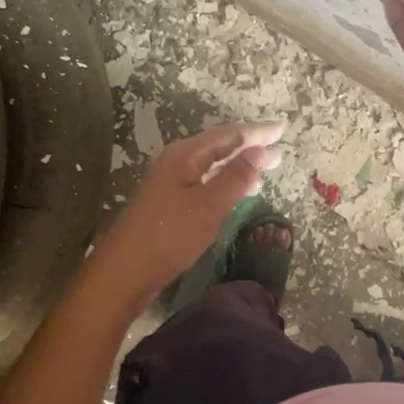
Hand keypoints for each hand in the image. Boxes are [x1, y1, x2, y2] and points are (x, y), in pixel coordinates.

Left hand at [94, 122, 283, 291]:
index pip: (229, 135)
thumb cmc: (168, 236)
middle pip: (220, 146)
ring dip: (239, 165)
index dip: (257, 132)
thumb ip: (235, 177)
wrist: (122, 274)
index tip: (281, 129)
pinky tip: (237, 190)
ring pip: (212, 165)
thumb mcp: (208, 206)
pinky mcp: (169, 202)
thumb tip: (260, 150)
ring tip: (266, 168)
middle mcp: (178, 161)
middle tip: (280, 148)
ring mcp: (171, 182)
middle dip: (250, 147)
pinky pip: (205, 181)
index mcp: (185, 154)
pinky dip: (225, 181)